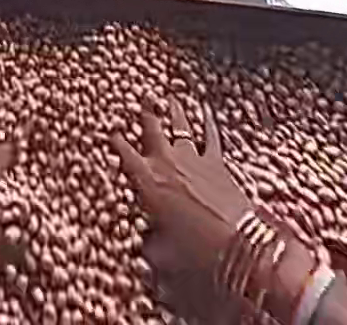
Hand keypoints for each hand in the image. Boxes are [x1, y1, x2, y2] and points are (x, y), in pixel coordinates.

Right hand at [114, 95, 308, 321]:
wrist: (235, 245)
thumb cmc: (194, 249)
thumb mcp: (163, 251)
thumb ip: (149, 244)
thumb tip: (142, 251)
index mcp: (147, 178)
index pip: (124, 151)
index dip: (115, 138)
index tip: (110, 128)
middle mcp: (165, 161)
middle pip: (151, 127)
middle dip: (145, 109)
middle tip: (141, 95)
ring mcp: (190, 157)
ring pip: (179, 125)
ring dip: (173, 110)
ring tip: (169, 96)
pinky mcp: (215, 162)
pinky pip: (210, 136)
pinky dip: (207, 121)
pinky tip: (205, 109)